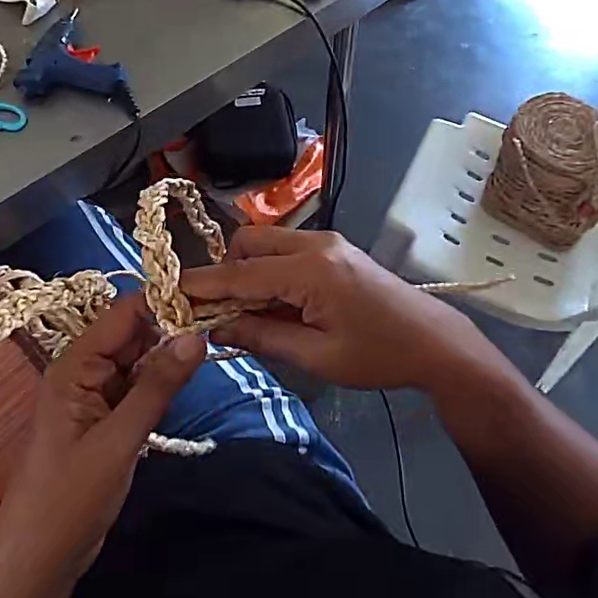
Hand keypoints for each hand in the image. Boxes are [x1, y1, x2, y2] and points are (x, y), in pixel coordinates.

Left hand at [0, 294, 202, 597]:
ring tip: (209, 351)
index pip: (124, 314)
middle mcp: (83, 372)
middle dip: (173, 328)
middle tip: (219, 328)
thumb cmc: (67, 501)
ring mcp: (95, 395)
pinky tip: (186, 383)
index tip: (211, 300)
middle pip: (135, 333)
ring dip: (169, 357)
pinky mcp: (106, 418)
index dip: (165, 302)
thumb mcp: (119, 441)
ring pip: (140, 359)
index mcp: (74, 366)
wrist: (35, 568)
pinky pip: (138, 386)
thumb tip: (197, 336)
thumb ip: (158, 386)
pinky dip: (161, 383)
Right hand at [182, 227, 509, 392]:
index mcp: (310, 269)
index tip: (165, 294)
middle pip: (249, 243)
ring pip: (267, 243)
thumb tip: (215, 329)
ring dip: (248, 272)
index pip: (239, 274)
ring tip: (249, 314)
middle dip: (225, 273)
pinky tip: (275, 304)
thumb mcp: (316, 355)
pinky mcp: (335, 250)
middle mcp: (315, 244)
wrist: (432, 340)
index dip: (200, 286)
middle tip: (217, 313)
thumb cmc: (378, 355)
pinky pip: (287, 251)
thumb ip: (261, 336)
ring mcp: (327, 242)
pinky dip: (270, 271)